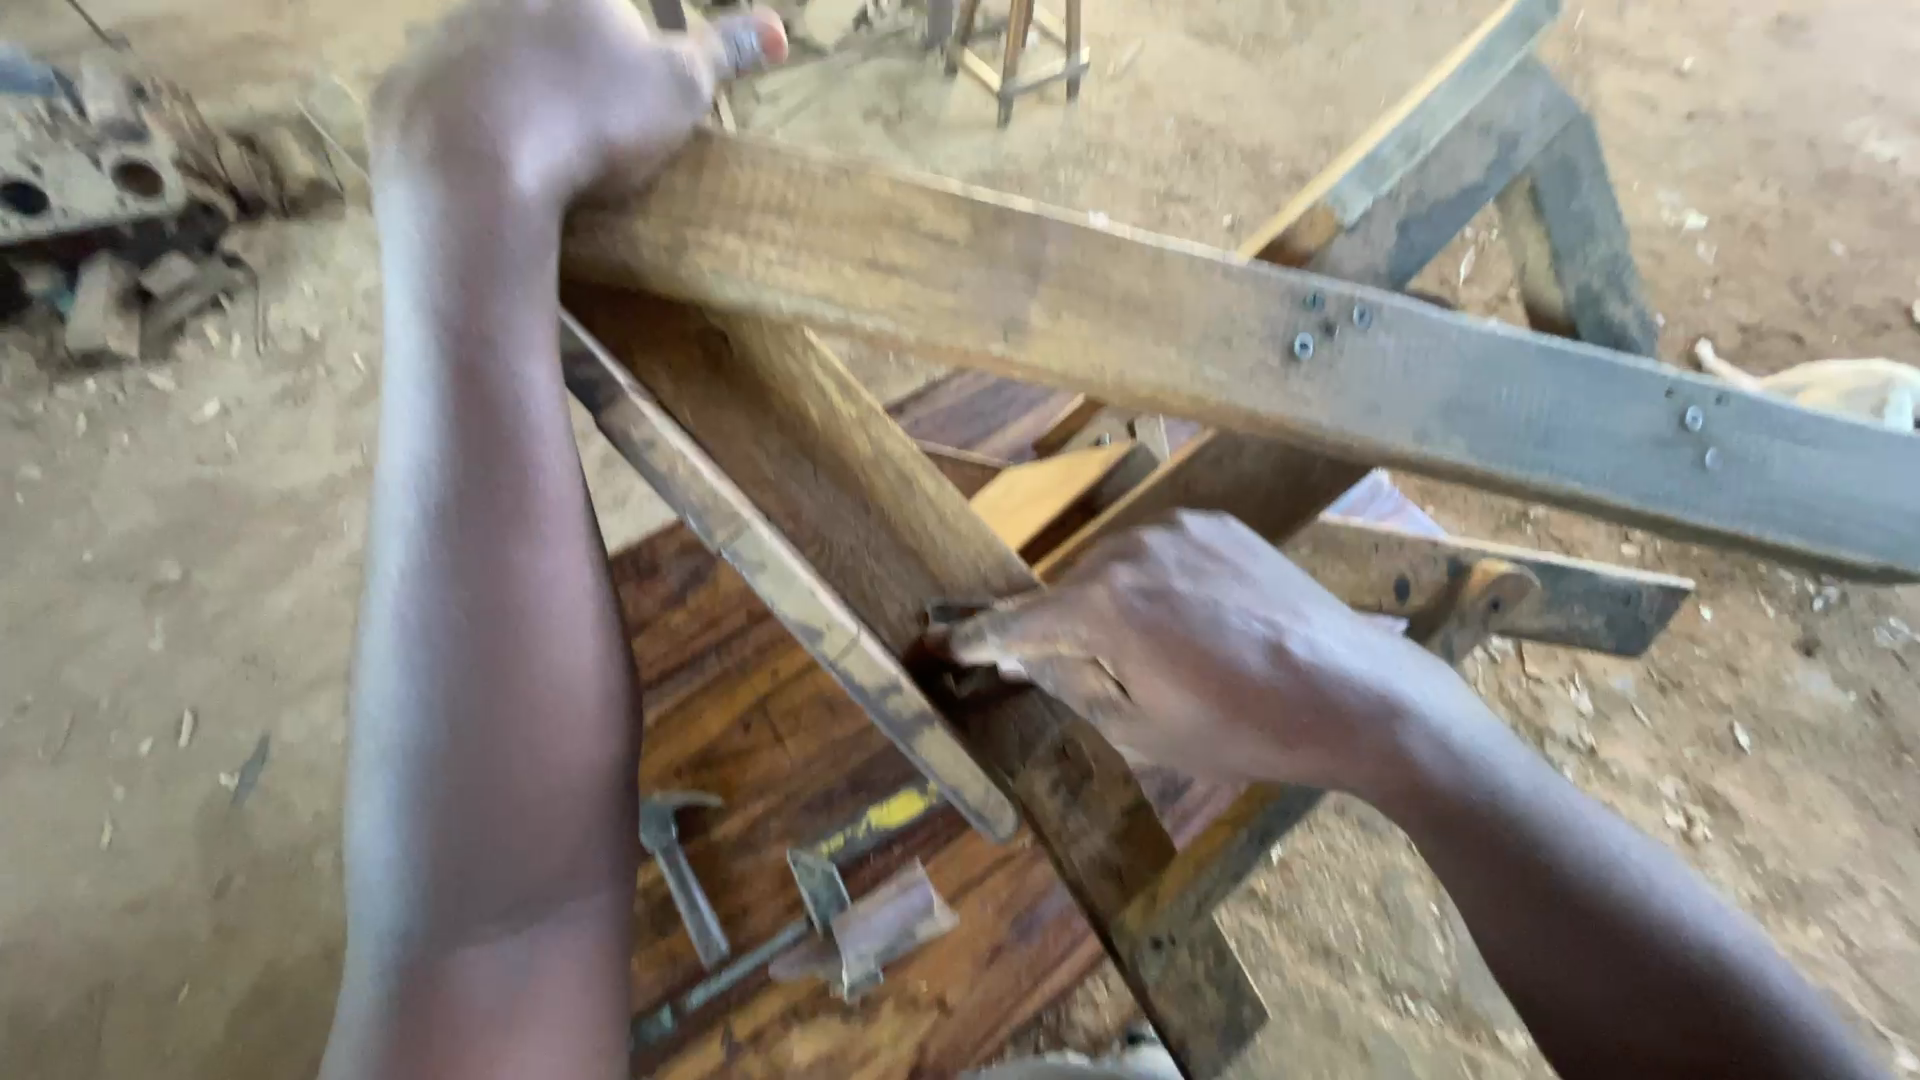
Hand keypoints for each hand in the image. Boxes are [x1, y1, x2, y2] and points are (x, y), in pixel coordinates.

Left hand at [369, 0, 785, 215]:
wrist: (478, 159)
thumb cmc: (595, 114)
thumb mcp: (678, 88)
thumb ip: (722, 54)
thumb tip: (777, 30)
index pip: (610, 10)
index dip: (636, 42)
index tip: (636, 95)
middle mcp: (500, 2)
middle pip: (547, 20)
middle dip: (574, 51)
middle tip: (601, 109)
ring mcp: (444, 39)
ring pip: (493, 54)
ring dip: (521, 84)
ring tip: (550, 141)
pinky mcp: (408, 88)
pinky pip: (449, 96)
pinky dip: (477, 120)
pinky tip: (500, 161)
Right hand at [940, 511, 1485, 795]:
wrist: (1357, 694)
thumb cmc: (1242, 728)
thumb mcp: (1140, 727)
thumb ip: (1068, 682)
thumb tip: (1020, 658)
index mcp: (1103, 604)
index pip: (1018, 621)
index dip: (980, 638)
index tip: (947, 642)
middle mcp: (1129, 548)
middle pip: (1067, 592)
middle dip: (1062, 630)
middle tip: (1082, 670)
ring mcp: (1177, 528)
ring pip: (1112, 568)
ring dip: (1111, 604)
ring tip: (1156, 649)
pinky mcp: (1217, 524)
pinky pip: (1158, 552)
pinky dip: (1153, 582)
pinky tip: (1191, 618)